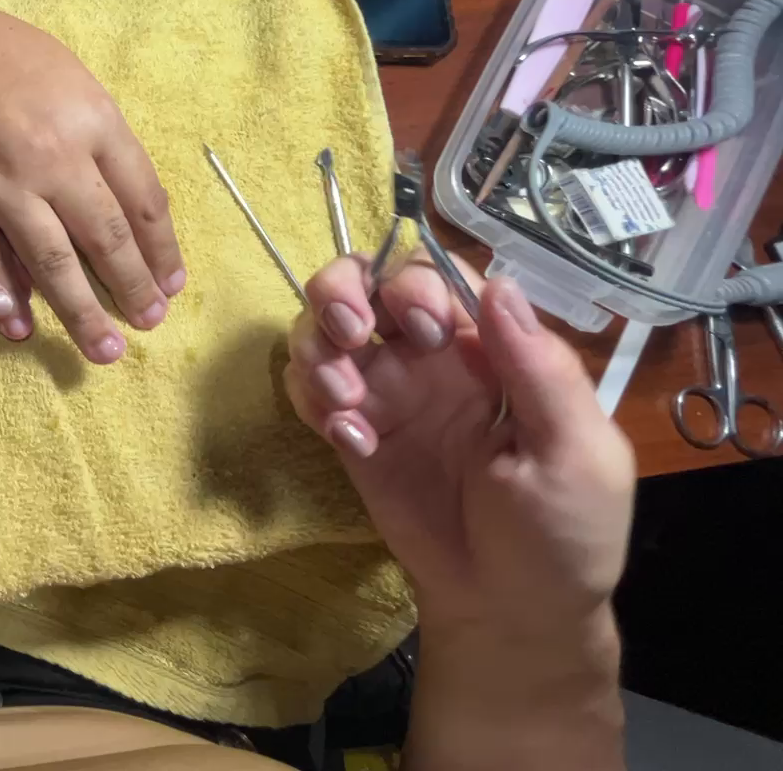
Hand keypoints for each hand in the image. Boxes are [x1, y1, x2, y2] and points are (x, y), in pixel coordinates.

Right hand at [0, 0, 183, 364]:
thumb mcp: (70, 77)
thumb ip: (98, 137)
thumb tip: (122, 199)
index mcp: (92, 120)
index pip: (143, 201)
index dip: (161, 250)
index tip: (171, 284)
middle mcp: (51, 156)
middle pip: (105, 239)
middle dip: (132, 290)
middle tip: (149, 327)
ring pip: (51, 262)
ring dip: (81, 312)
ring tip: (104, 350)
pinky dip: (5, 297)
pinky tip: (21, 328)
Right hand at [282, 256, 634, 636]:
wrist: (499, 600)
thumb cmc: (560, 530)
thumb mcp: (576, 455)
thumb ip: (541, 372)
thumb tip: (499, 287)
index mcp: (486, 349)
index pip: (435, 277)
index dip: (414, 285)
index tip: (420, 332)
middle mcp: (421, 355)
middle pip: (358, 282)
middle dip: (337, 293)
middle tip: (348, 336)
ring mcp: (375, 387)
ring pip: (315, 328)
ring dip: (315, 352)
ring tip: (345, 406)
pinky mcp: (340, 421)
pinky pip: (301, 386)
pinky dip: (309, 402)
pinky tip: (347, 441)